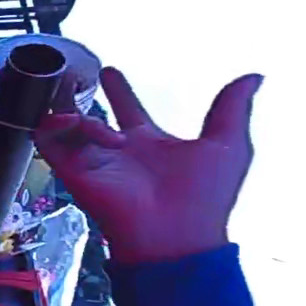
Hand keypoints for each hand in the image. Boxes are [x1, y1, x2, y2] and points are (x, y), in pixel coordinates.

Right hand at [37, 67, 261, 266]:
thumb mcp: (227, 146)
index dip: (120, 91)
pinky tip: (56, 117)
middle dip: (80, 99)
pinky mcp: (76, 172)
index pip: (130, 111)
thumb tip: (254, 75)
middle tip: (68, 77)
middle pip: (94, 119)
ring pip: (73, 127)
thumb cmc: (205, 196)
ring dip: (73, 113)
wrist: (175, 235)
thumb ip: (232, 108)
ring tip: (71, 102)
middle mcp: (120, 152)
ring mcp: (96, 162)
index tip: (110, 71)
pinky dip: (51, 128)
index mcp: (150, 144)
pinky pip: (52, 144)